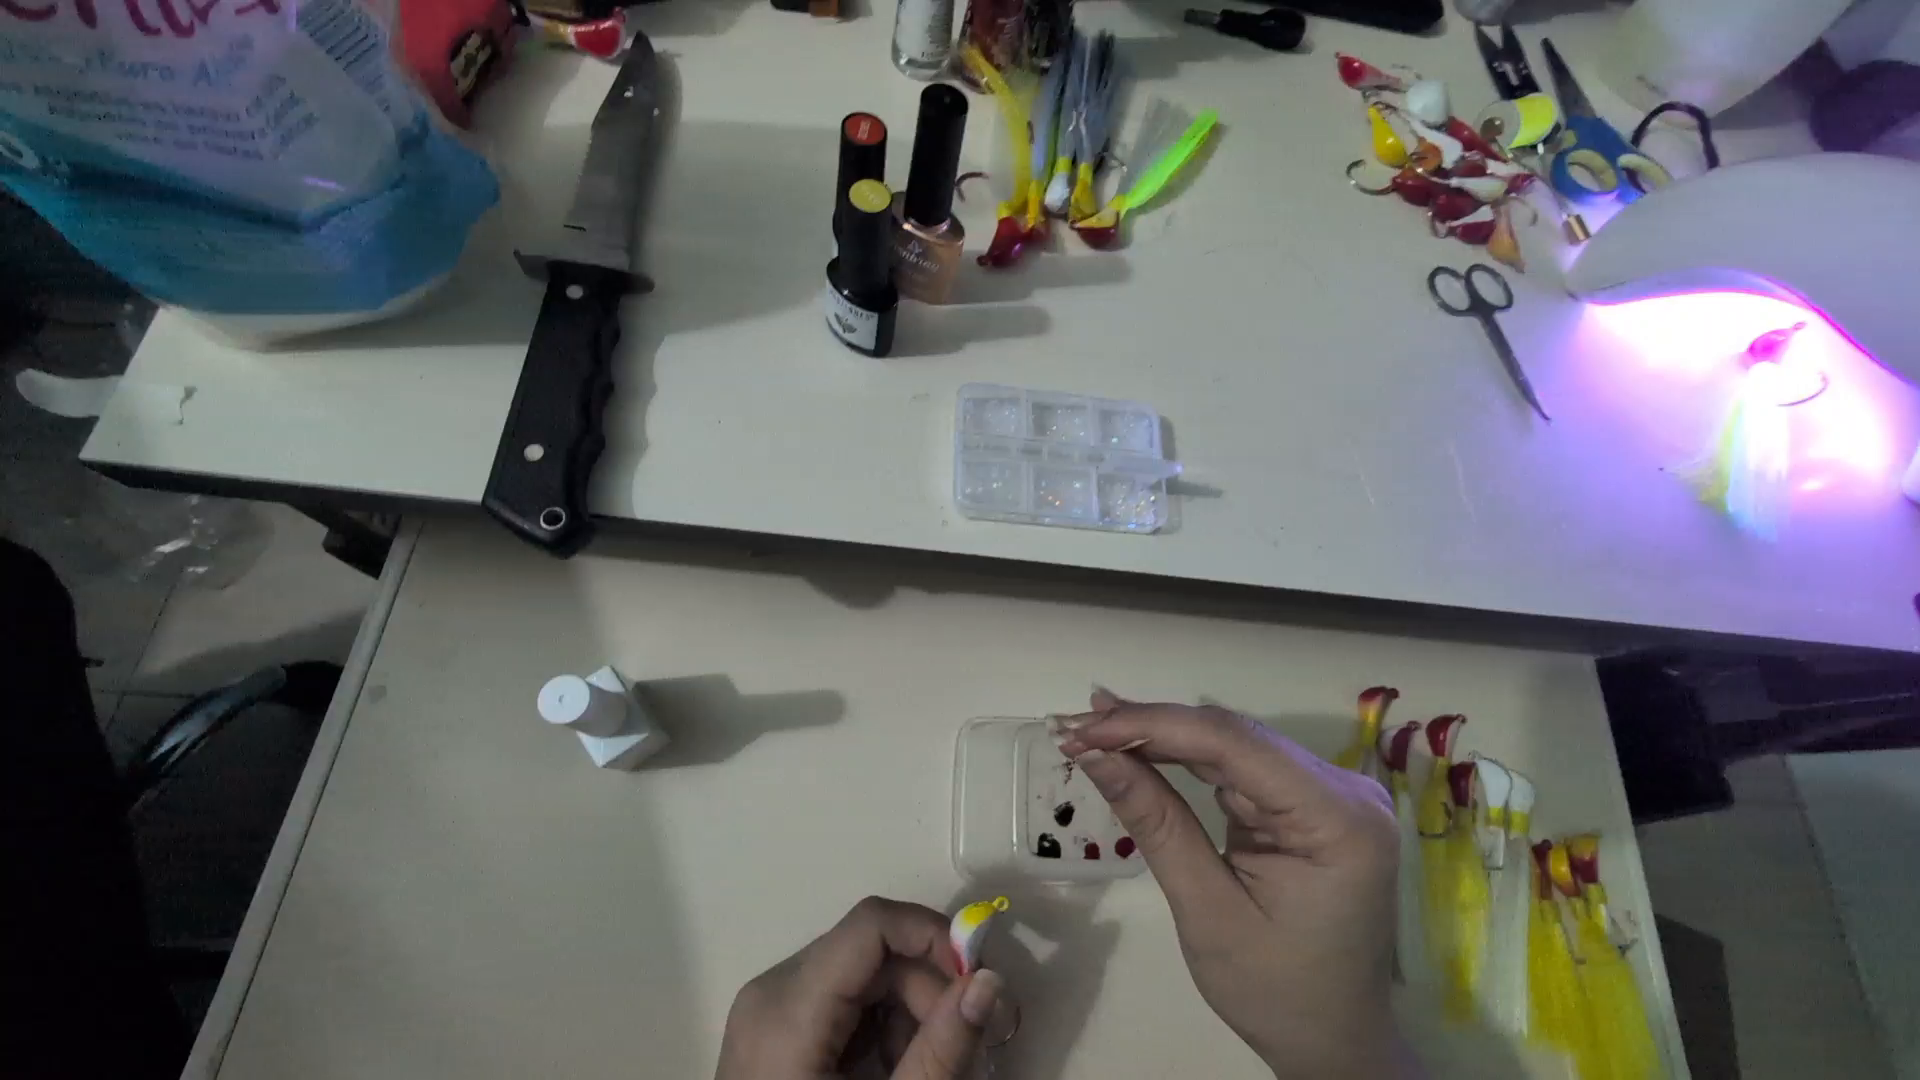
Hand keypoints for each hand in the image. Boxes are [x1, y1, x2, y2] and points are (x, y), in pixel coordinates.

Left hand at [715, 896, 1002, 1079]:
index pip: (872, 923)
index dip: (931, 935)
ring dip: (907, 1011)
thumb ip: (941, 1050)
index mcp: (788, 1006)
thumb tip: (991, 980)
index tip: (976, 981)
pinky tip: (890, 1071)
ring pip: (862, 972)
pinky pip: (842, 996)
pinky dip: (879, 1024)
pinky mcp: (774, 1025)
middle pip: (872, 951)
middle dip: (926, 989)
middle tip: (962, 1045)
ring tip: (921, 1071)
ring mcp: (768, 1006)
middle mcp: (772, 989)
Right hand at [1053, 692, 1413, 1078]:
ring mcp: (1324, 790)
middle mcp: (1341, 788)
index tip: (1082, 728)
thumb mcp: (1206, 910)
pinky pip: (1232, 764)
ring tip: (1091, 727)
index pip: (1232, 744)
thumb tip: (1093, 754)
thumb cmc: (1275, 992)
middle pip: (1229, 736)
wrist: (1332, 1042)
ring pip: (1226, 742)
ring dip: (1156, 735)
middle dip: (1146, 727)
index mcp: (1338, 818)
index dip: (1150, 725)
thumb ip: (1154, 822)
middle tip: (1073, 726)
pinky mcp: (1303, 799)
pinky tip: (1134, 742)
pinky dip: (1178, 756)